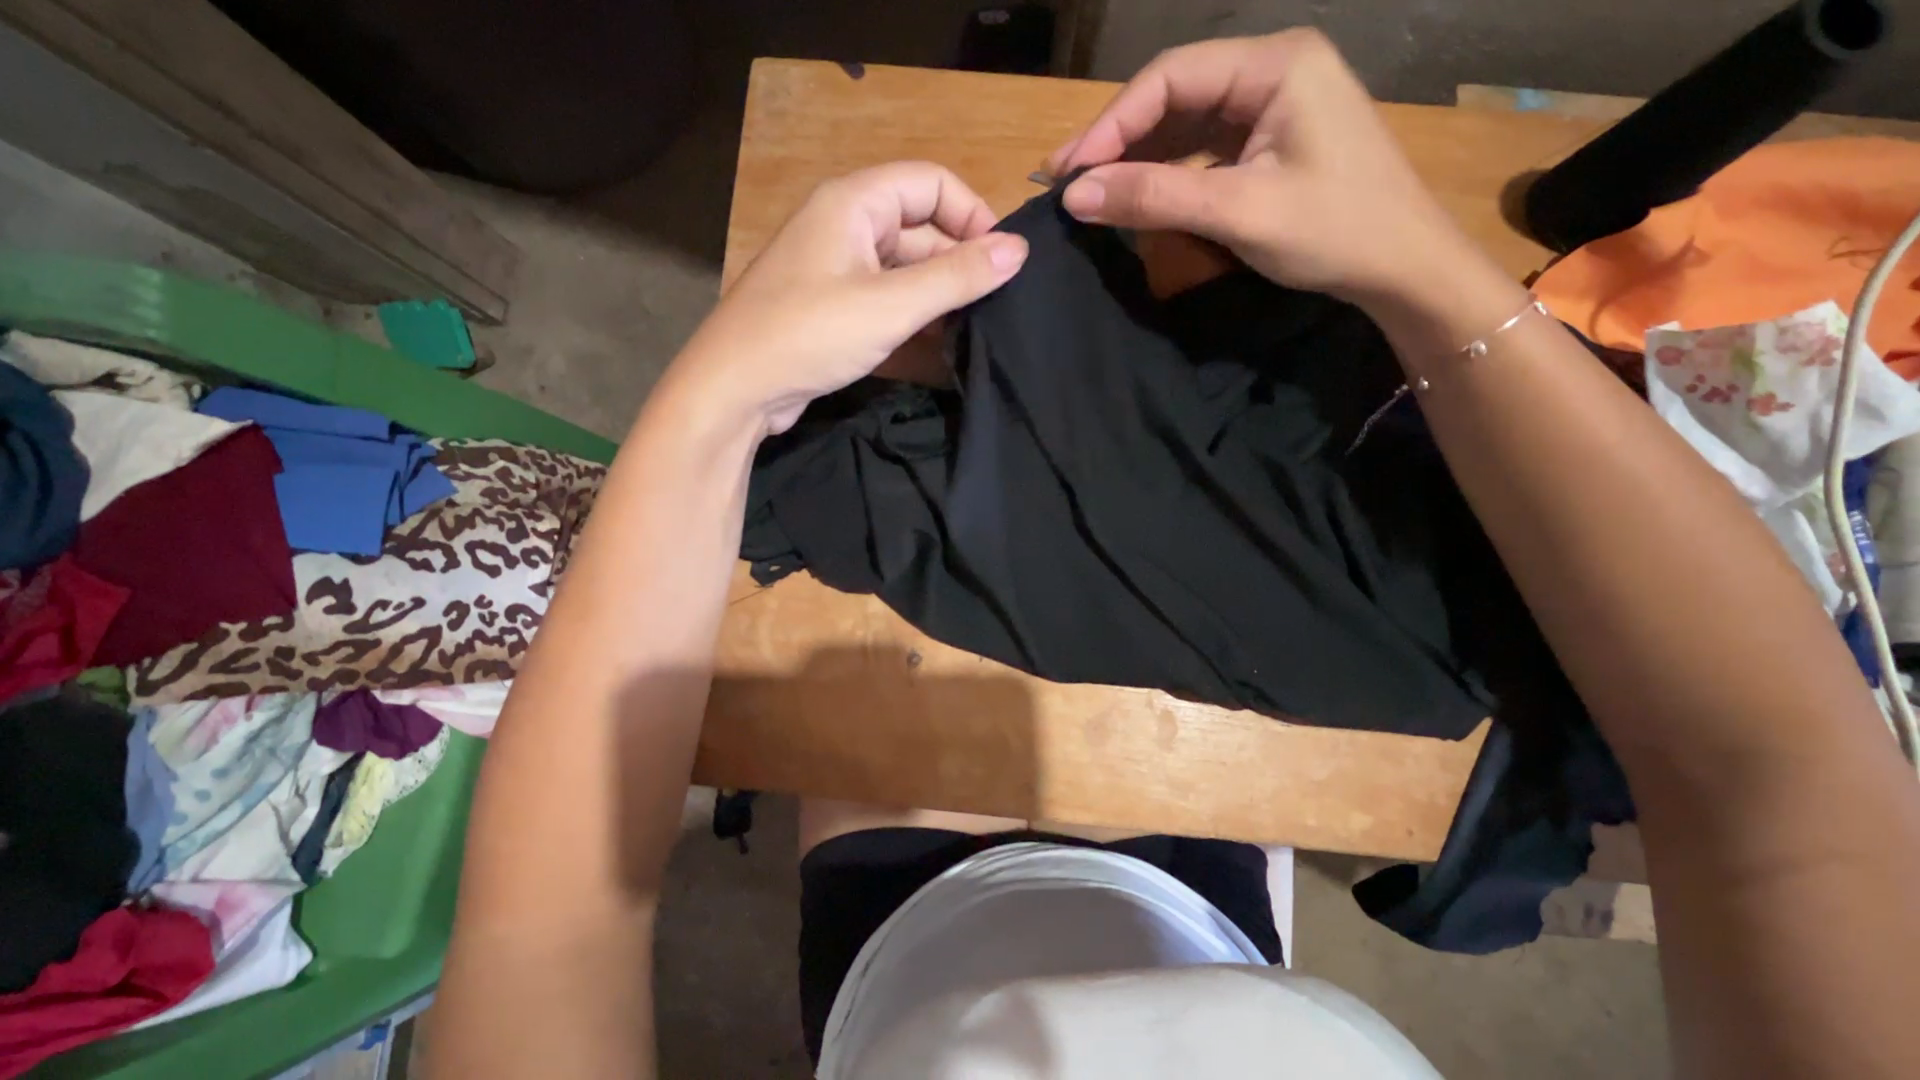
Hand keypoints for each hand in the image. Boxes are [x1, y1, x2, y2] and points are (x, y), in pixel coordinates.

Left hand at [667, 161, 1028, 436]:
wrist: (732, 389)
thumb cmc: (809, 334)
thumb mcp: (890, 306)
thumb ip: (957, 277)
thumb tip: (1020, 249)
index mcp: (852, 203)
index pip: (931, 183)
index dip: (973, 215)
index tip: (1002, 262)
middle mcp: (843, 225)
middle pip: (920, 226)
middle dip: (958, 261)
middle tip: (995, 305)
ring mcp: (834, 267)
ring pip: (904, 266)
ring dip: (938, 293)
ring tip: (976, 327)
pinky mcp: (830, 306)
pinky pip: (885, 296)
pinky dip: (913, 314)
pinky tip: (940, 343)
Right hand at [1047, 30, 1484, 306]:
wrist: (1406, 268)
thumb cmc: (1336, 232)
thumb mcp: (1240, 213)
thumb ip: (1156, 198)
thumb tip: (1074, 197)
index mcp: (1277, 64)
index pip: (1171, 77)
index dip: (1112, 123)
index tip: (1068, 171)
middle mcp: (1273, 69)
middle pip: (1173, 94)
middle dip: (1118, 139)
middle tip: (1063, 181)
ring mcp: (1273, 103)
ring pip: (1184, 121)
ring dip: (1136, 157)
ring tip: (1086, 190)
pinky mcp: (1270, 137)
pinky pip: (1203, 145)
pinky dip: (1166, 171)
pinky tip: (1133, 193)